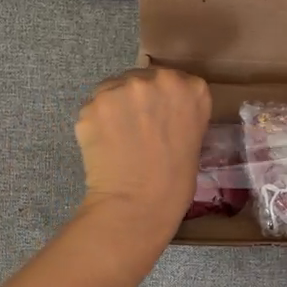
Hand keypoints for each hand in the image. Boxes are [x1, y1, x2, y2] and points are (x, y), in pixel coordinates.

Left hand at [74, 67, 211, 231]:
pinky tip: (104, 148)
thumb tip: (162, 115)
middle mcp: (154, 80)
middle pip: (143, 80)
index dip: (166, 102)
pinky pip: (95, 110)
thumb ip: (181, 117)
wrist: (135, 206)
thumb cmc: (174, 186)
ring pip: (114, 91)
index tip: (162, 120)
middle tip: (138, 133)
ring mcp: (120, 90)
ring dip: (116, 110)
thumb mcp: (195, 143)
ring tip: (119, 142)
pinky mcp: (92, 105)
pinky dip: (97, 125)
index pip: (177, 82)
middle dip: (139, 102)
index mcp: (190, 90)